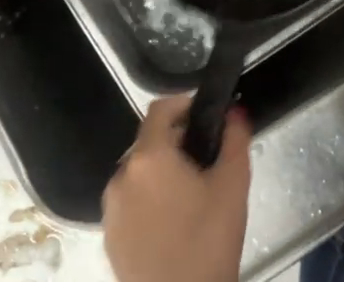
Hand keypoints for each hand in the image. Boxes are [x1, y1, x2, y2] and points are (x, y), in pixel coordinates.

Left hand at [102, 95, 251, 281]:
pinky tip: (175, 224)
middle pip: (149, 143)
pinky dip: (150, 200)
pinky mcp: (108, 239)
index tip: (208, 118)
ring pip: (139, 174)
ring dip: (163, 172)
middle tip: (209, 160)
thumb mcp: (234, 183)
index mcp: (149, 158)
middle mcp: (121, 177)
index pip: (160, 108)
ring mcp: (110, 211)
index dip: (185, 104)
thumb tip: (234, 113)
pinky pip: (131, 202)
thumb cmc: (209, 239)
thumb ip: (235, 138)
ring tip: (194, 195)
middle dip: (178, 142)